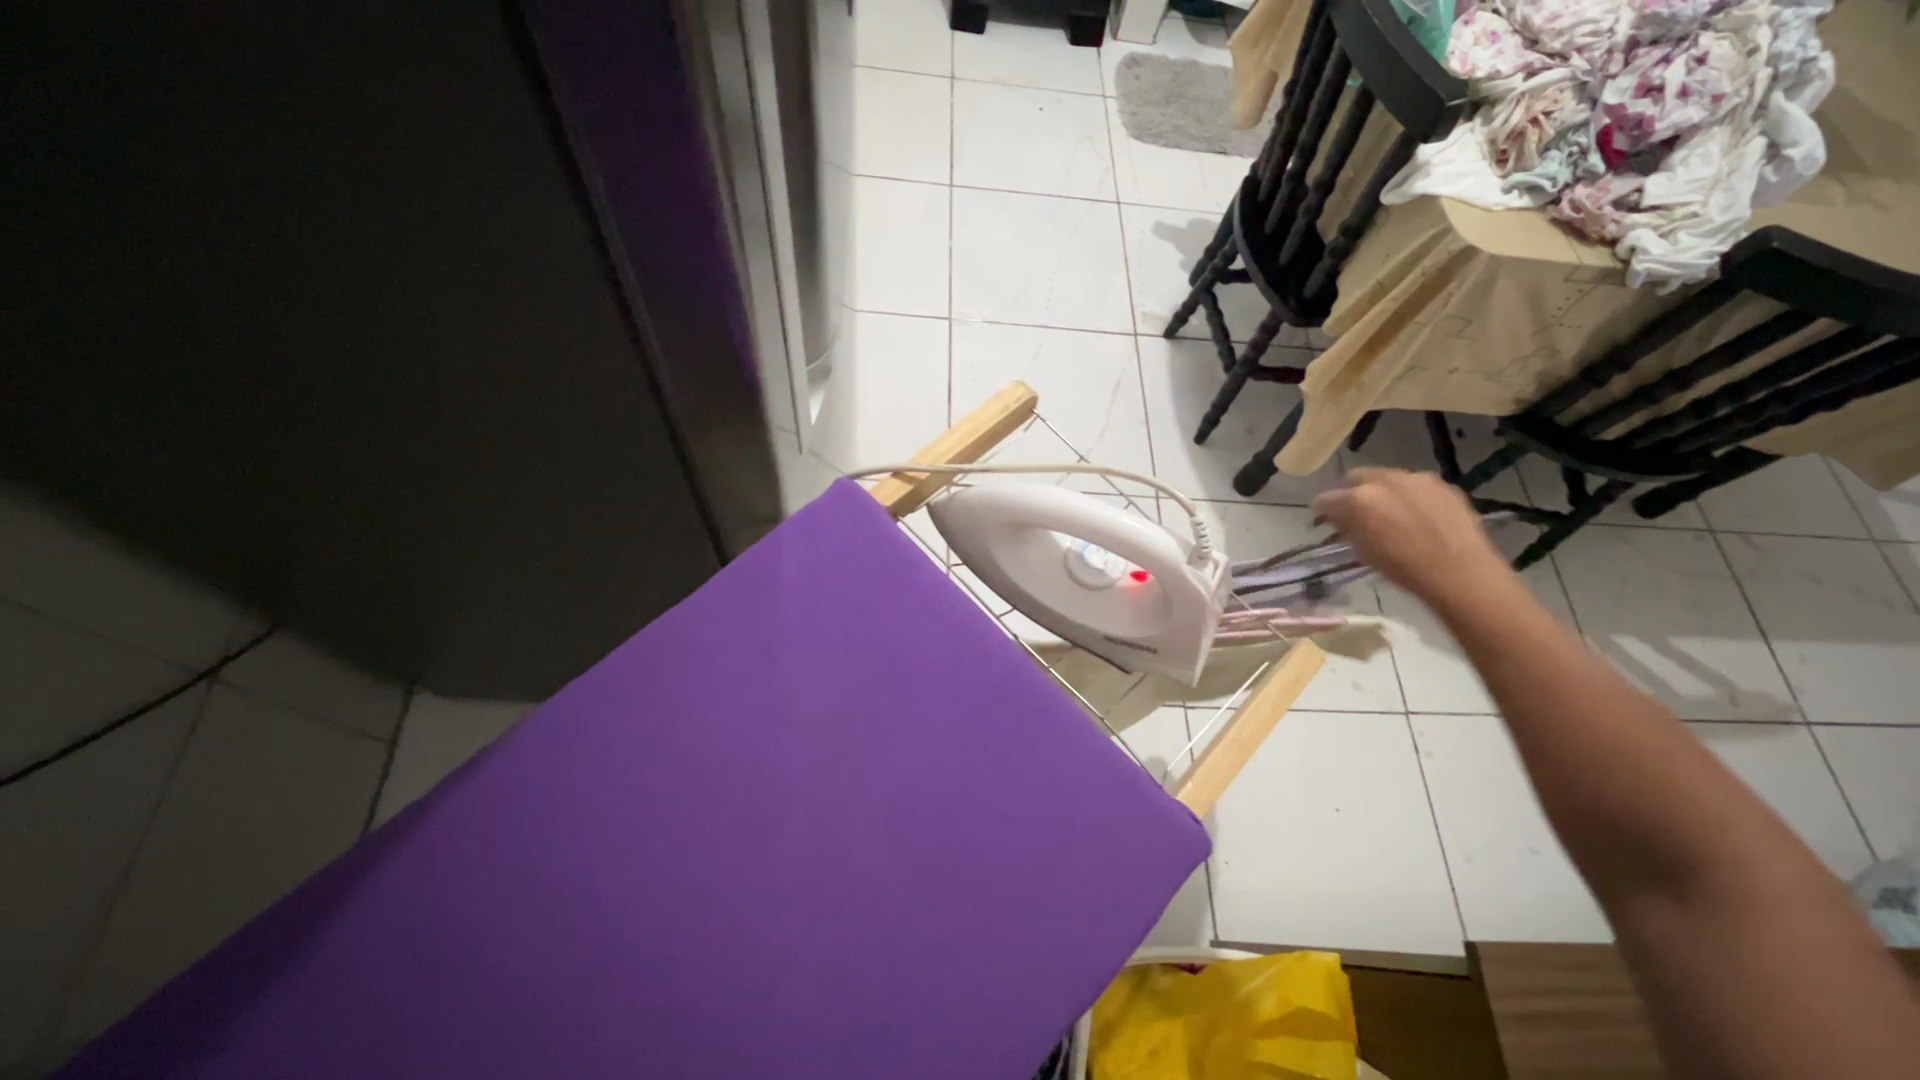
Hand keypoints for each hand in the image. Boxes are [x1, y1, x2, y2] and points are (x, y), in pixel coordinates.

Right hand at [1309, 468, 1512, 607]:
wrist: (1460, 572)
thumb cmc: (1404, 569)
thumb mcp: (1363, 552)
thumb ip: (1347, 529)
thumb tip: (1339, 519)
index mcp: (1357, 500)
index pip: (1326, 499)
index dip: (1322, 511)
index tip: (1324, 521)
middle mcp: (1383, 481)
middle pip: (1356, 477)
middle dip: (1352, 492)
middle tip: (1357, 513)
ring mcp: (1415, 478)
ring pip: (1388, 478)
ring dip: (1383, 491)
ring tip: (1392, 513)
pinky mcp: (1441, 483)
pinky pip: (1416, 485)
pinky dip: (1410, 496)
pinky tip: (1419, 516)